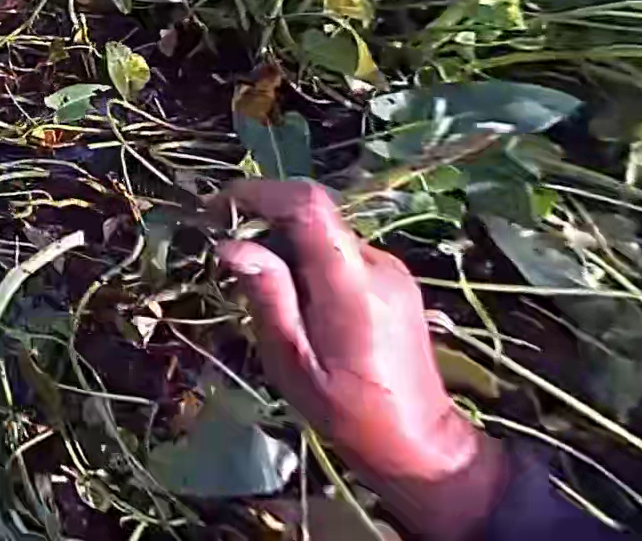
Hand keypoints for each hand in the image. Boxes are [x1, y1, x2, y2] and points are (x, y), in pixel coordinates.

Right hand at [217, 179, 506, 540]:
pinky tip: (288, 289)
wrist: (424, 448)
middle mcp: (376, 264)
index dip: (257, 193)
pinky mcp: (385, 275)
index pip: (308, 205)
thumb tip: (229, 244)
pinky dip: (296, 251)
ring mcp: (386, 267)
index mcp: (352, 284)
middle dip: (258, 217)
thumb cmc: (347, 410)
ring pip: (317, 226)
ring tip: (255, 277)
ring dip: (276, 237)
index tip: (217, 210)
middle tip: (227, 247)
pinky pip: (330, 243)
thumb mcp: (291, 360)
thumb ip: (266, 296)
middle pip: (309, 210)